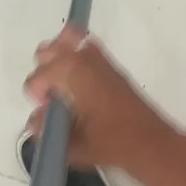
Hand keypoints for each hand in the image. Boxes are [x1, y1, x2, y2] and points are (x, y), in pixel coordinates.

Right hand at [23, 25, 181, 175]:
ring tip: (63, 88)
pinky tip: (78, 83)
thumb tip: (35, 121)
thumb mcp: (72, 143)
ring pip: (66, 42)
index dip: (37, 97)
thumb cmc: (111, 142)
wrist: (150, 141)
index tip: (50, 112)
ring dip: (58, 62)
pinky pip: (86, 48)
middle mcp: (83, 58)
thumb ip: (46, 130)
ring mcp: (99, 58)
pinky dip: (76, 57)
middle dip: (44, 74)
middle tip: (53, 98)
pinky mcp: (111, 65)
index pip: (36, 77)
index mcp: (71, 72)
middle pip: (47, 52)